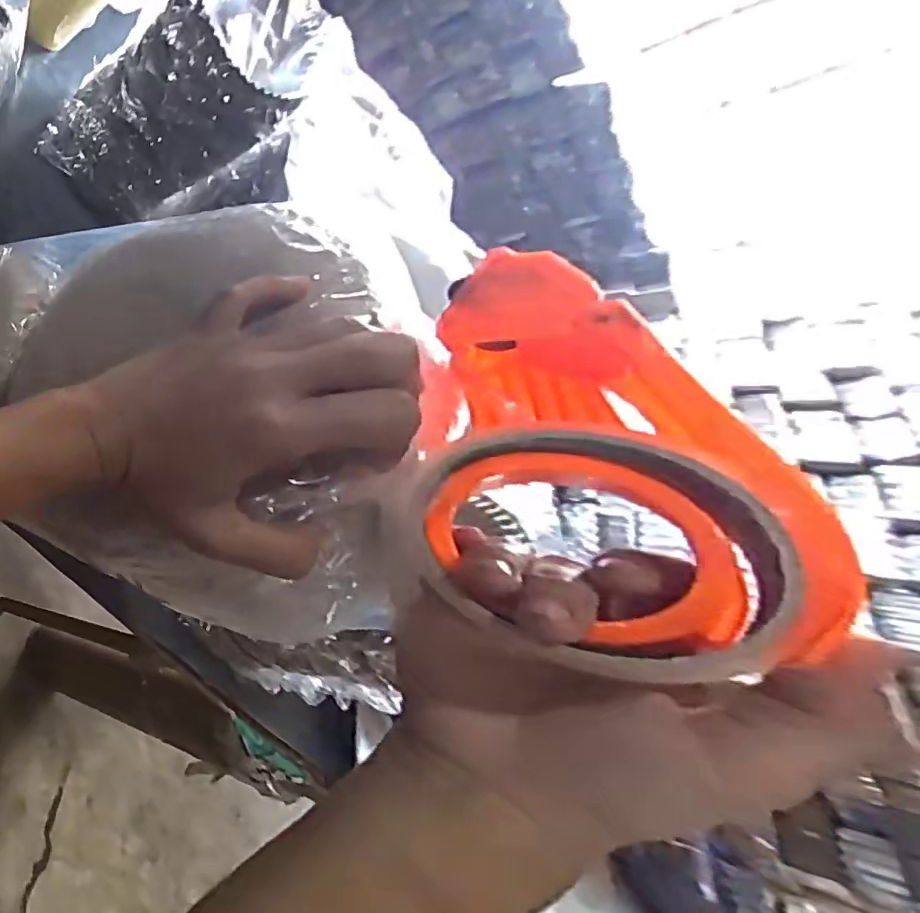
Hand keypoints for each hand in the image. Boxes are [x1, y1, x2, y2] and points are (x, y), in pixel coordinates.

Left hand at [69, 275, 421, 577]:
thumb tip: (324, 543)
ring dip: (357, 347)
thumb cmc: (154, 481)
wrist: (99, 432)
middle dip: (400, 385)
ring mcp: (242, 340)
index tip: (364, 459)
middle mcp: (274, 373)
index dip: (397, 439)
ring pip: (334, 321)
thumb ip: (277, 552)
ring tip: (341, 378)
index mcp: (281, 427)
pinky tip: (299, 299)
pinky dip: (283, 291)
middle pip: (382, 352)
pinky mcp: (211, 324)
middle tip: (370, 413)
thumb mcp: (211, 534)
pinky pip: (256, 292)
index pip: (388, 414)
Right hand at [395, 529, 916, 855]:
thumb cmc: (612, 779)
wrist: (494, 782)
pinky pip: (474, 557)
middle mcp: (595, 625)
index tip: (683, 592)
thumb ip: (817, 724)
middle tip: (606, 587)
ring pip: (542, 560)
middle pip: (613, 566)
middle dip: (617, 568)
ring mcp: (522, 608)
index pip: (691, 593)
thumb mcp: (734, 767)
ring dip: (542, 579)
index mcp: (664, 657)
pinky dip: (480, 561)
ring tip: (531, 622)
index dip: (693, 580)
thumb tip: (878, 649)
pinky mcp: (463, 597)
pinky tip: (485, 587)